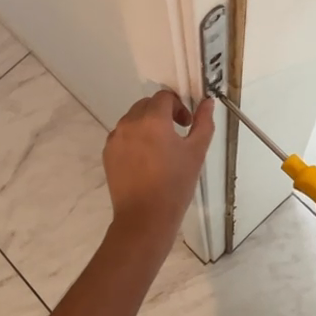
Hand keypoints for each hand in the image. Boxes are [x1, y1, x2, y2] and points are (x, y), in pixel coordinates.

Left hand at [103, 90, 214, 237]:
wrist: (145, 218)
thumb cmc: (175, 185)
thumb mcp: (196, 152)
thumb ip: (203, 123)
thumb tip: (207, 102)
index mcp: (152, 119)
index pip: (164, 97)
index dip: (178, 106)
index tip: (186, 125)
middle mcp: (129, 123)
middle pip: (146, 105)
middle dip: (162, 113)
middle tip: (176, 135)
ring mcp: (115, 138)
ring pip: (132, 119)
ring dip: (147, 125)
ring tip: (160, 150)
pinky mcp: (108, 153)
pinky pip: (122, 136)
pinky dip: (134, 140)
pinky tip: (145, 162)